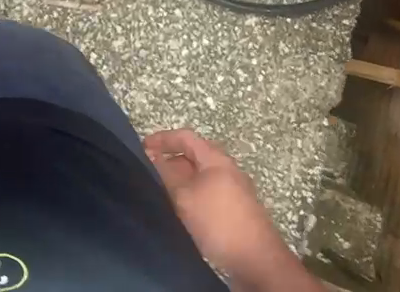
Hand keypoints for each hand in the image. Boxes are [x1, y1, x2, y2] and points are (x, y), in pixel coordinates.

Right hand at [144, 129, 302, 287]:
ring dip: (180, 181)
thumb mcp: (184, 196)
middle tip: (149, 172)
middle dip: (170, 160)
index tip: (141, 148)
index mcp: (216, 159)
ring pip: (200, 177)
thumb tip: (152, 155)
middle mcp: (227, 169)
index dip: (162, 139)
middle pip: (194, 156)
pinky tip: (182, 212)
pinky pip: (208, 194)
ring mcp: (235, 191)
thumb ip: (166, 173)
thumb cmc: (219, 221)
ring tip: (161, 194)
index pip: (185, 137)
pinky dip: (191, 196)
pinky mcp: (237, 211)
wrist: (258, 262)